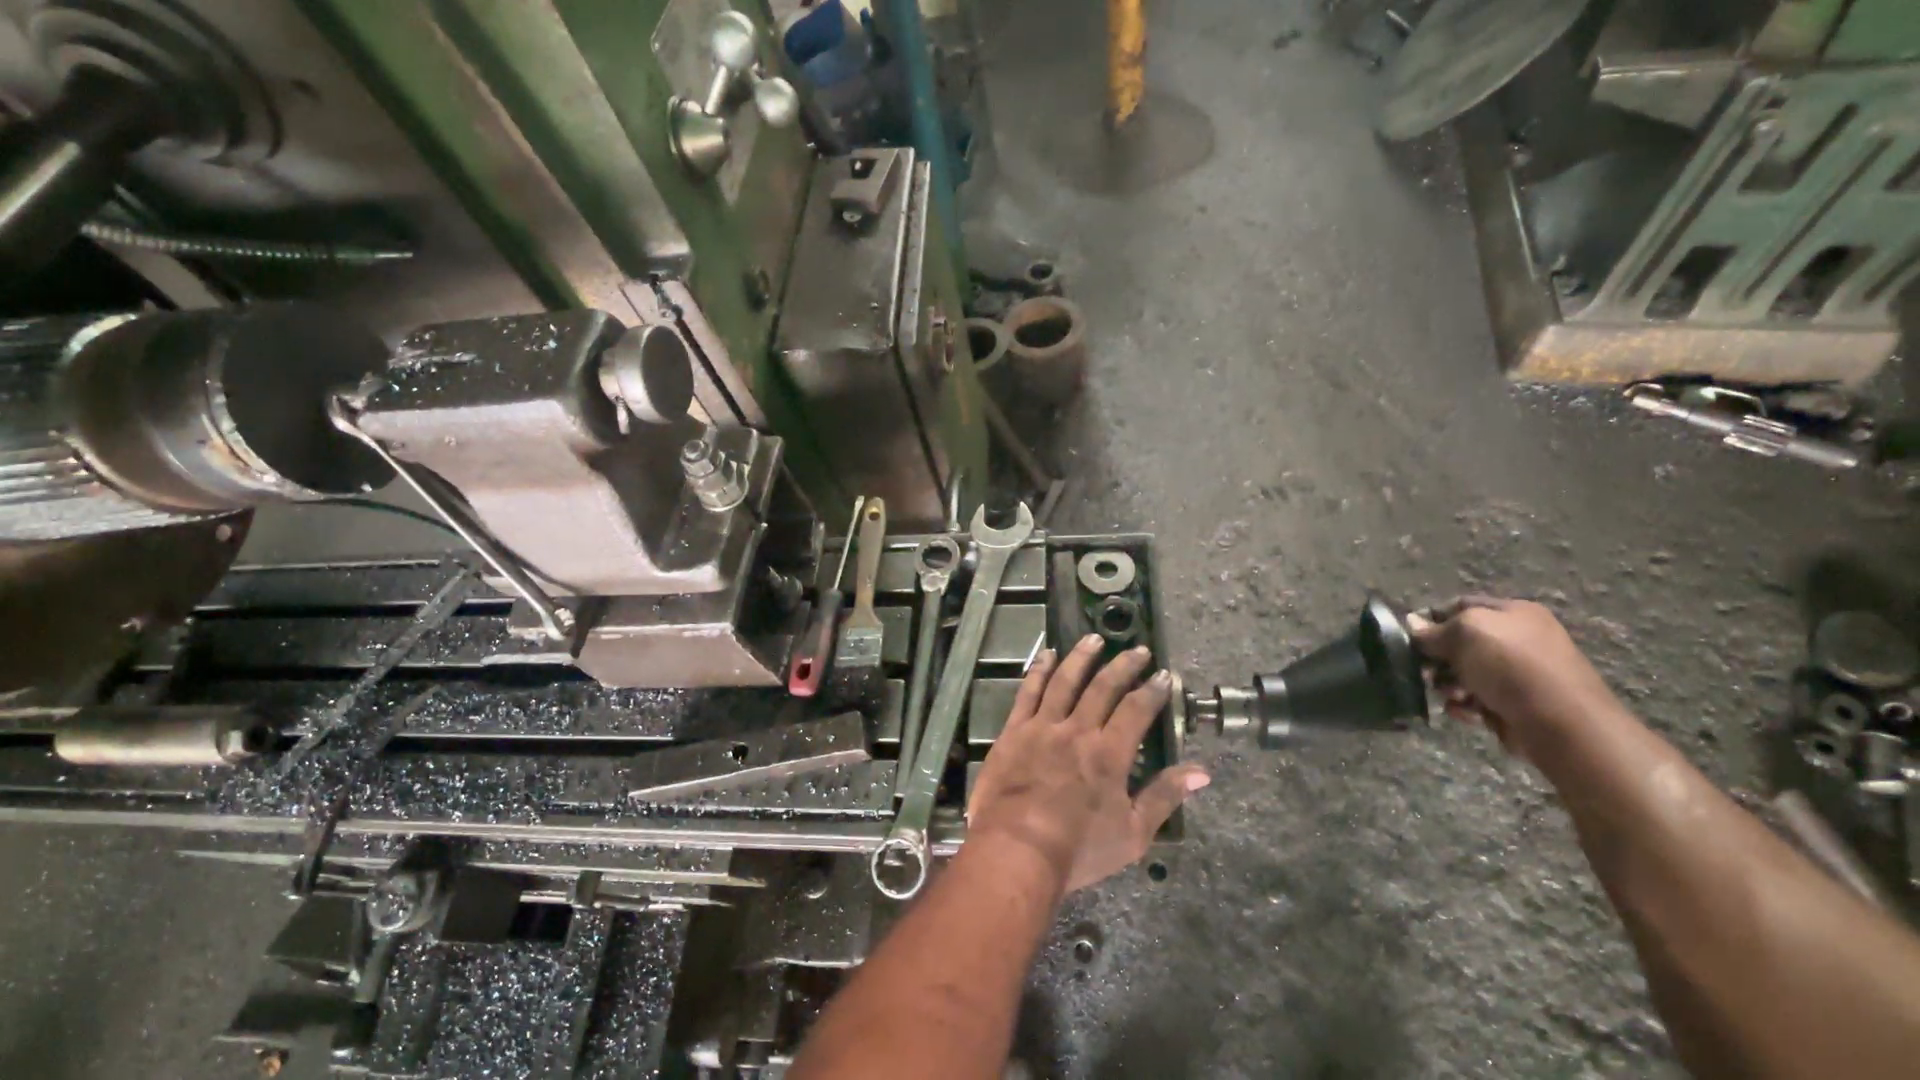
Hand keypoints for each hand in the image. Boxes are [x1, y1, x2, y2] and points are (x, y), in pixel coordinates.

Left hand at [967, 635, 1210, 892]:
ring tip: (1093, 640)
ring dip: (1081, 658)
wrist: (1014, 852)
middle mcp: (1077, 731)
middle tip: (1138, 650)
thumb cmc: (1077, 850)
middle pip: (1103, 688)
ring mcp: (1042, 728)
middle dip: (1123, 666)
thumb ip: (1164, 797)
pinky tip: (1047, 656)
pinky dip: (1039, 671)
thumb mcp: (1132, 834)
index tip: (1165, 676)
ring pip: (1064, 681)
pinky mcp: (1012, 733)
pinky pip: (1027, 693)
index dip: (1153, 691)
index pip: (1137, 710)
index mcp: (1109, 754)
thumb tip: (1201, 772)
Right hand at [1409, 596, 1621, 760]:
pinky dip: (1465, 705)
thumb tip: (1411, 623)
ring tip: (1451, 696)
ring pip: (1466, 674)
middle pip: (1461, 643)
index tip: (1410, 638)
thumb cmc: (1512, 666)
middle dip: (1439, 659)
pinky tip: (1464, 711)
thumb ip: (1435, 630)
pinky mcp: (1515, 705)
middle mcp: (1517, 639)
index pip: (1461, 606)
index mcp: (1513, 612)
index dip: (1432, 620)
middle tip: (1425, 673)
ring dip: (1449, 684)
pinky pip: (1477, 700)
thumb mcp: (1466, 633)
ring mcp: (1518, 674)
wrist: (1560, 722)